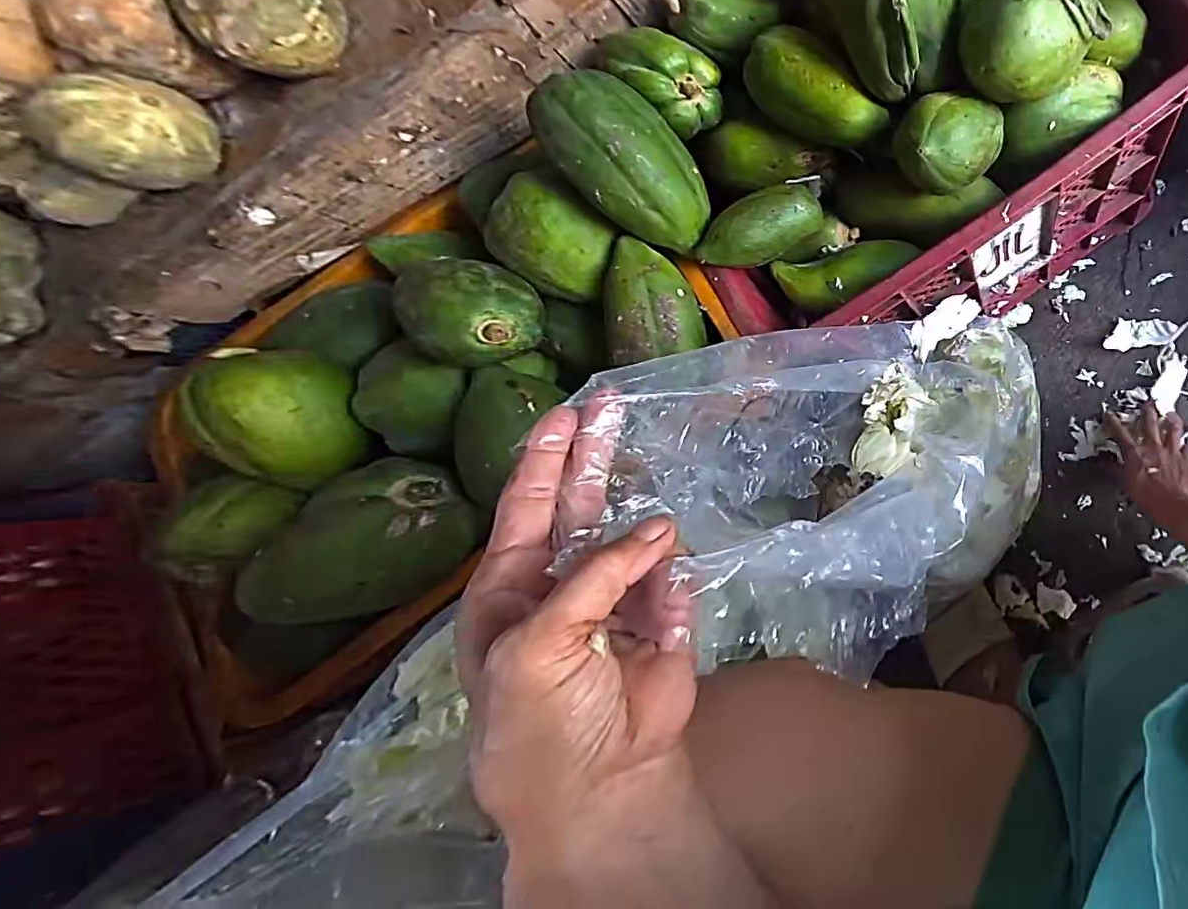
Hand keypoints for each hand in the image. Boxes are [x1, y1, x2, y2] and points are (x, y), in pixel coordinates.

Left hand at [458, 406, 695, 853]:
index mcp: (513, 587)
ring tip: (638, 597)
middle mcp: (565, 579)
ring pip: (639, 536)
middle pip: (582, 501)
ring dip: (646, 540)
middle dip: (595, 456)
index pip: (528, 506)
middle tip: (610, 406)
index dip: (545, 458)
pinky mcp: (664, 609)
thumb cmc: (538, 722)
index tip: (565, 412)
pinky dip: (670, 589)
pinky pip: (673, 576)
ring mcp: (618, 591)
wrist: (603, 781)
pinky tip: (658, 628)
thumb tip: (661, 528)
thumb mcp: (537, 649)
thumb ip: (594, 578)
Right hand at [1105, 403, 1187, 515]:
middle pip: (1150, 424)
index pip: (1121, 433)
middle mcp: (1154, 448)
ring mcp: (1172, 452)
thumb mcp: (1126, 484)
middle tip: (1147, 404)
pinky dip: (1187, 444)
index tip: (1110, 415)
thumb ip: (1115, 470)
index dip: (1114, 423)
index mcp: (1137, 453)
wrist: (1173, 505)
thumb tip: (1105, 463)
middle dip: (1146, 412)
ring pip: (1172, 429)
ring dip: (1171, 420)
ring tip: (1170, 413)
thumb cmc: (1150, 497)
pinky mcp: (1186, 460)